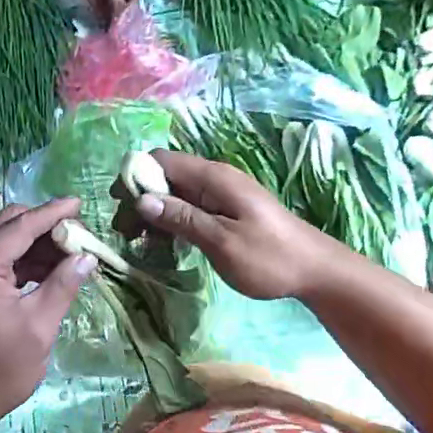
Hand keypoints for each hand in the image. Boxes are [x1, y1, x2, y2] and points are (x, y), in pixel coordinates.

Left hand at [0, 199, 97, 432]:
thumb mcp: (40, 325)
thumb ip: (63, 285)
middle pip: (8, 224)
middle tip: (77, 233)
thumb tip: (87, 257)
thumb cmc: (1, 367)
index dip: (53, 213)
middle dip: (43, 224)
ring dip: (34, 243)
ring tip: (69, 253)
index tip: (79, 203)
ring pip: (3, 240)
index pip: (22, 225)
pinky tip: (49, 270)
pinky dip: (22, 260)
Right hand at [123, 150, 346, 300]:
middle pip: (165, 178)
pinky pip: (190, 209)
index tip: (117, 206)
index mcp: (214, 178)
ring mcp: (222, 196)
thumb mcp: (221, 241)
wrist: (315, 271)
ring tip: (139, 243)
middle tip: (125, 233)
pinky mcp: (226, 213)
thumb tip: (143, 199)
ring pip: (175, 195)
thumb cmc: (269, 258)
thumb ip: (182, 218)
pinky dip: (172, 223)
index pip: (162, 161)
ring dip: (154, 214)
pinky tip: (164, 245)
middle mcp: (215, 180)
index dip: (135, 178)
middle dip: (140, 200)